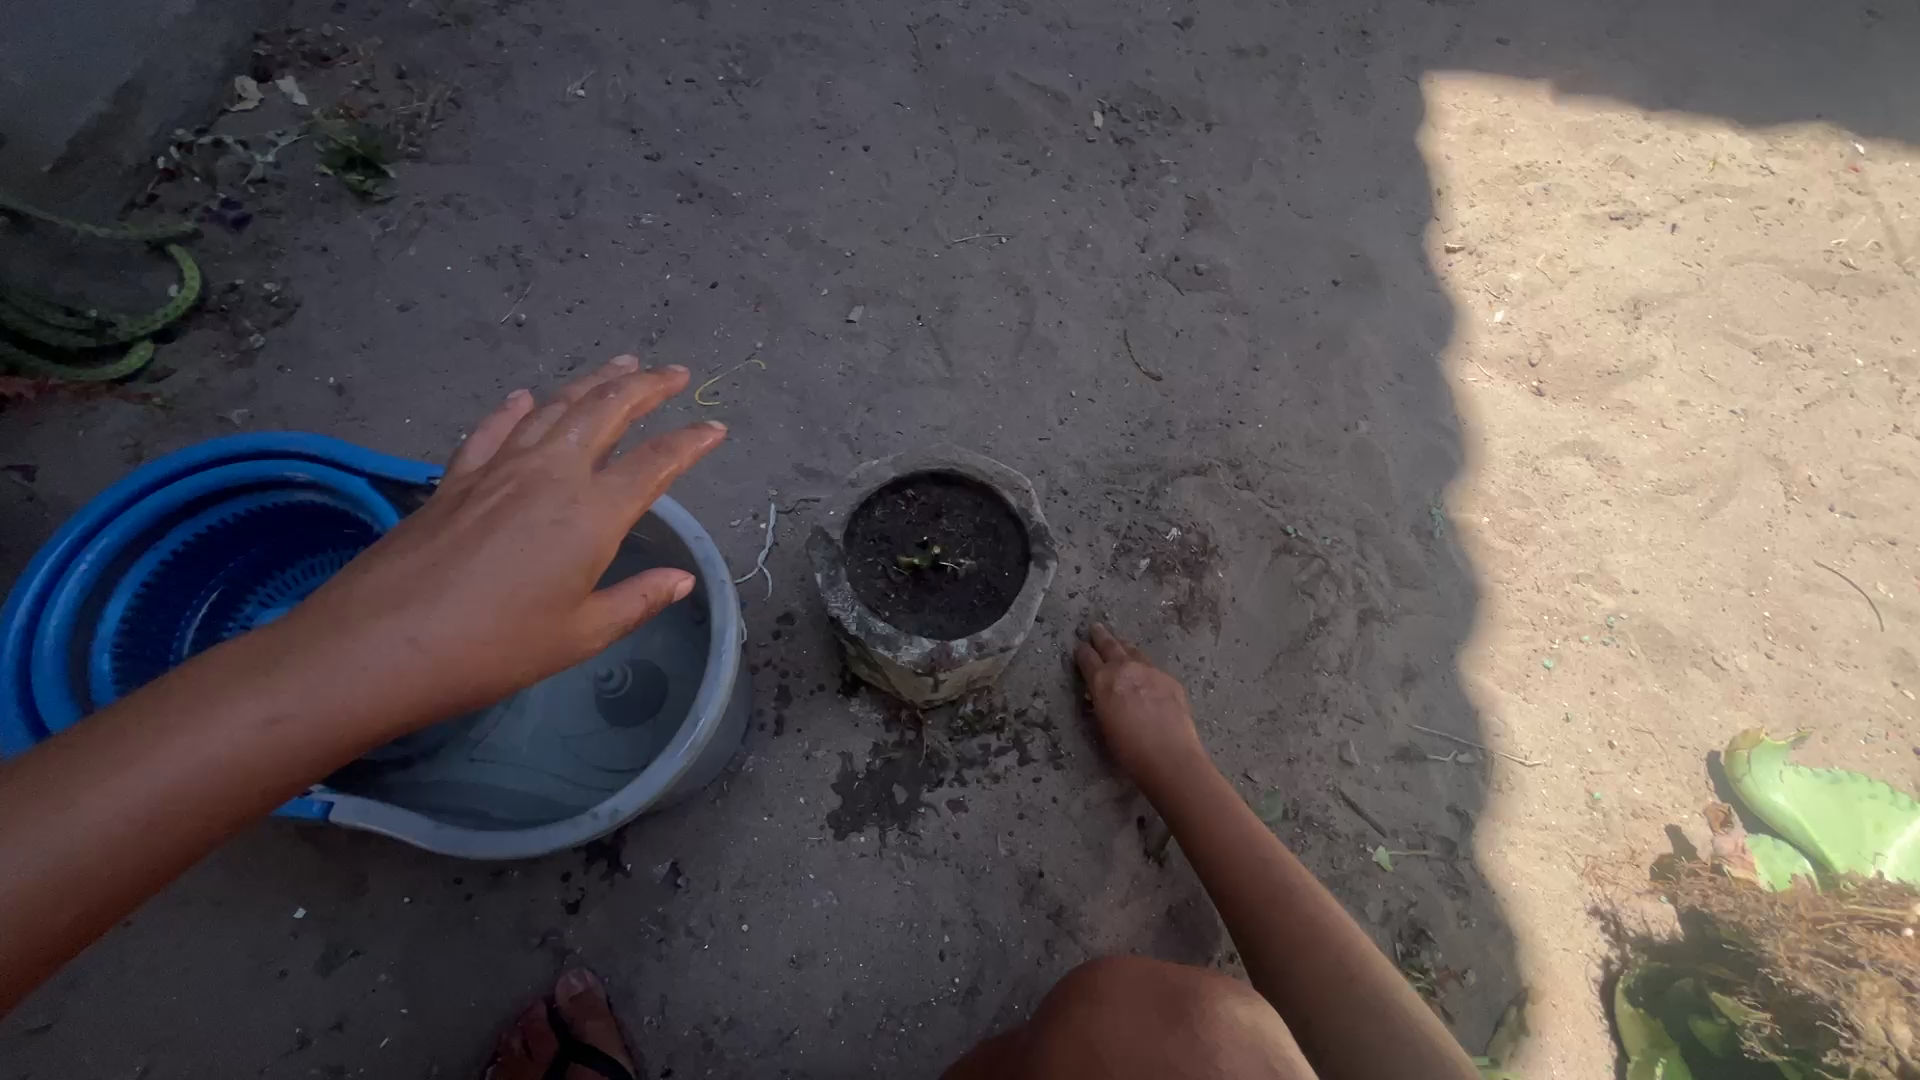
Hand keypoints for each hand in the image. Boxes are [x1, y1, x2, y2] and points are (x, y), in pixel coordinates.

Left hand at [271, 356, 725, 733]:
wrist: (377, 647)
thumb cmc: (495, 647)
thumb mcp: (582, 633)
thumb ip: (639, 600)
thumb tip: (683, 580)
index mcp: (592, 513)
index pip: (656, 464)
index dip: (691, 444)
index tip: (716, 430)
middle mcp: (550, 475)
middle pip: (605, 413)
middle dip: (645, 387)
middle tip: (675, 373)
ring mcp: (498, 471)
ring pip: (554, 409)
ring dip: (592, 382)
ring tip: (620, 364)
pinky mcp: (456, 480)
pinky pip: (493, 430)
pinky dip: (514, 408)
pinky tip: (524, 396)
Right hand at [1074, 624, 1209, 792]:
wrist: (1170, 757)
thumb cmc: (1129, 751)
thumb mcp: (1103, 727)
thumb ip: (1100, 704)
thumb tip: (1098, 696)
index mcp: (1102, 681)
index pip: (1087, 658)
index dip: (1082, 652)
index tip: (1079, 646)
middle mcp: (1124, 668)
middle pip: (1110, 645)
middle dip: (1100, 636)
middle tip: (1095, 627)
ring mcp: (1150, 671)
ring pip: (1133, 651)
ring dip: (1123, 646)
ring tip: (1119, 642)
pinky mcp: (1169, 679)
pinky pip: (1152, 666)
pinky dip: (1143, 665)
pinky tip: (1145, 672)